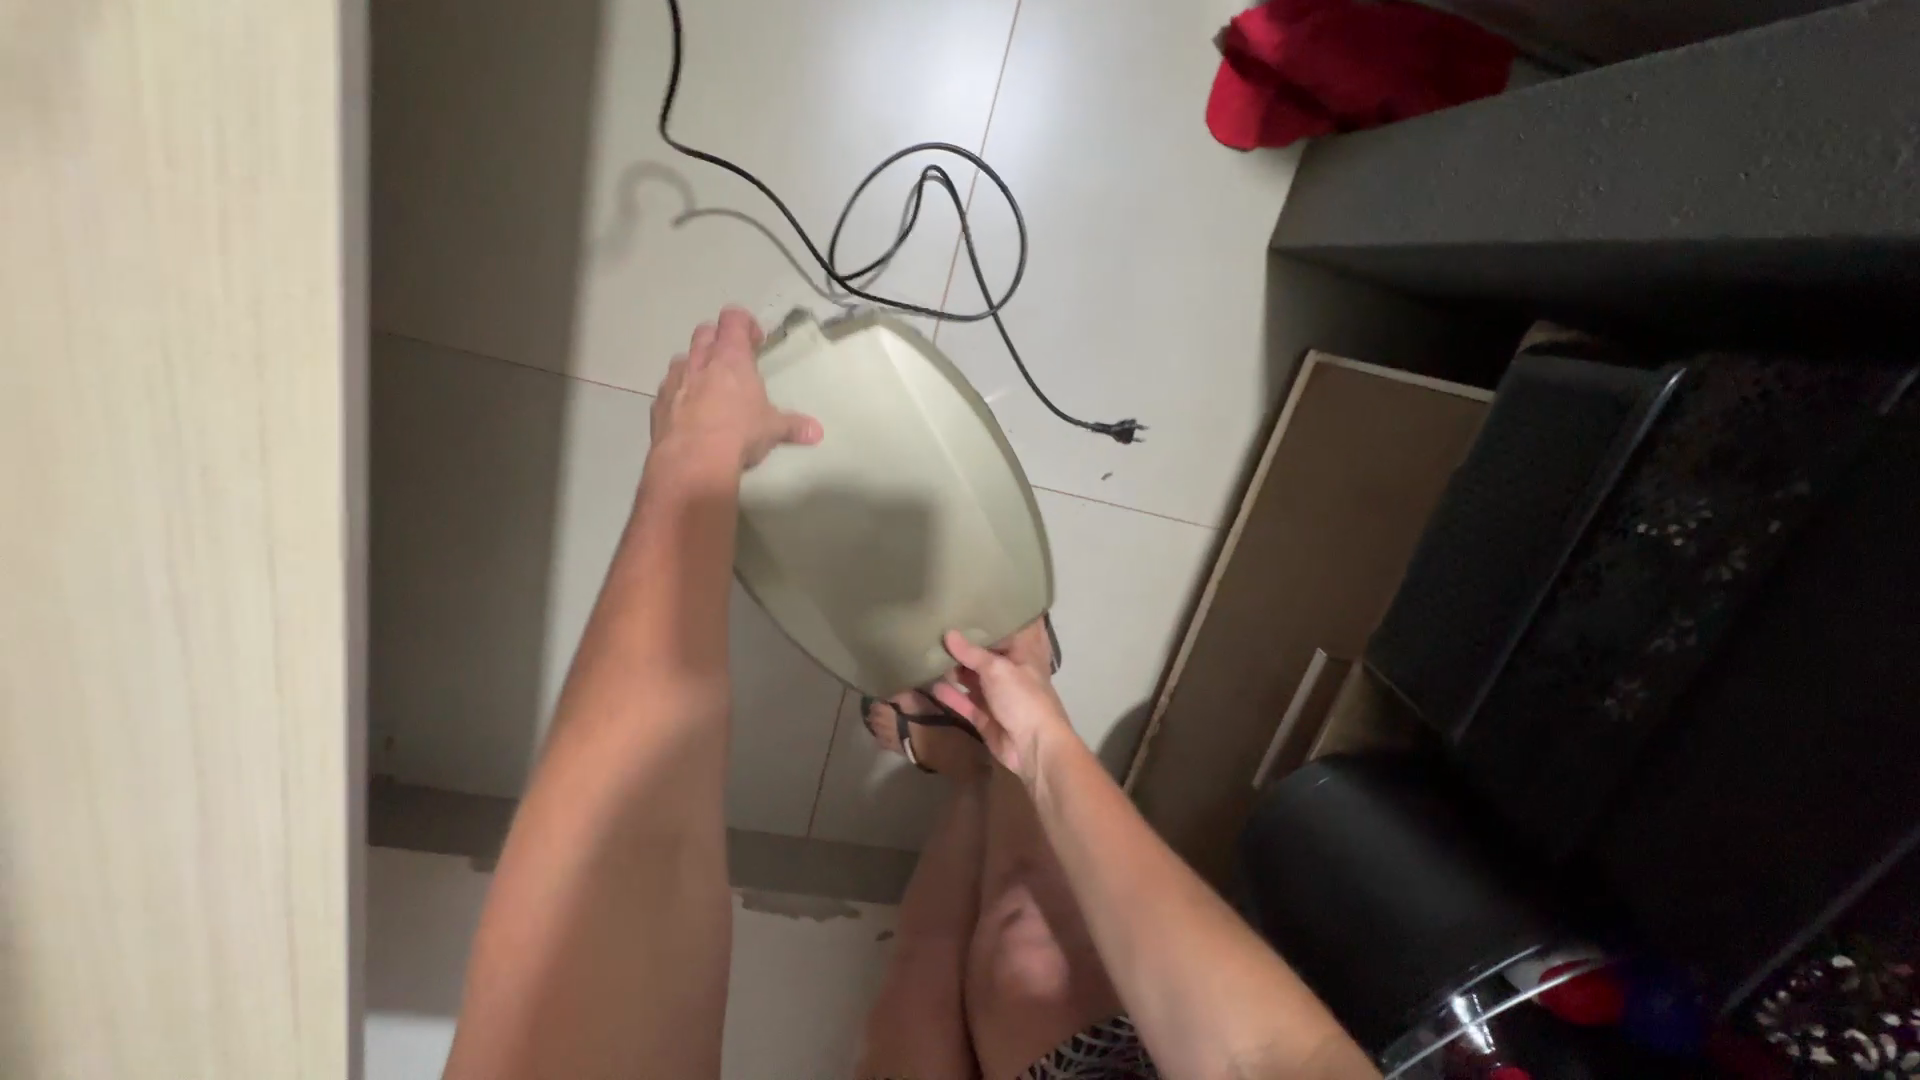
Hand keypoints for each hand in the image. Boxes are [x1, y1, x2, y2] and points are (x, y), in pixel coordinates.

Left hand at [650, 307, 821, 468]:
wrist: (693, 460)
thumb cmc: (740, 433)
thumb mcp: (772, 430)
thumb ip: (793, 426)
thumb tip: (816, 432)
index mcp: (731, 358)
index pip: (734, 319)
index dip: (745, 324)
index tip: (756, 342)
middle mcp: (700, 361)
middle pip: (704, 332)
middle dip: (718, 340)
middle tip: (732, 362)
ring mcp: (674, 380)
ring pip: (682, 359)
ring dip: (694, 366)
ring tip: (708, 388)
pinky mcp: (657, 404)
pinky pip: (667, 389)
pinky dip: (678, 395)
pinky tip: (688, 414)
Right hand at [926, 620, 1078, 788]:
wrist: (1034, 747)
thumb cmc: (1023, 698)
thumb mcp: (997, 669)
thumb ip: (971, 652)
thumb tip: (948, 633)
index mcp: (1023, 655)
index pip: (1006, 631)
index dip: (988, 621)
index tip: (965, 607)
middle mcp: (1010, 672)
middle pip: (985, 656)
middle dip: (964, 647)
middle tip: (935, 629)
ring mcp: (997, 696)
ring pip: (972, 679)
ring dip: (953, 670)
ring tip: (927, 653)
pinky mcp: (985, 717)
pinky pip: (964, 702)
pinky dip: (950, 694)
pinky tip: (929, 683)